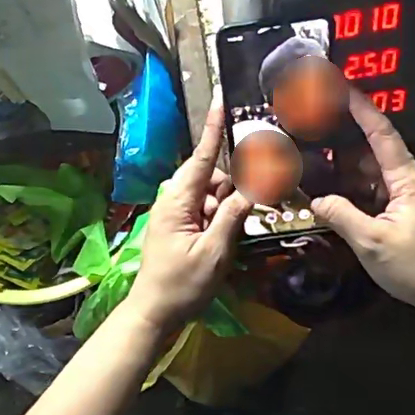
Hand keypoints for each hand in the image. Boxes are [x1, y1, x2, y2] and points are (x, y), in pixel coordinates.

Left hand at [122, 107, 250, 335]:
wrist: (153, 312)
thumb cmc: (182, 285)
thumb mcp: (213, 253)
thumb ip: (232, 217)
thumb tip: (251, 188)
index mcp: (177, 202)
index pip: (200, 159)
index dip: (213, 130)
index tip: (220, 101)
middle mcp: (173, 202)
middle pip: (209, 177)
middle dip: (233, 183)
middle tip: (260, 190)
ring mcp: (174, 216)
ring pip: (209, 196)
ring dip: (228, 204)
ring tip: (245, 220)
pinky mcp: (178, 229)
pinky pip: (203, 211)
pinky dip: (220, 216)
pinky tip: (232, 231)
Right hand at [311, 92, 414, 330]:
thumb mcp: (372, 243)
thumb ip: (341, 217)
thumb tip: (316, 201)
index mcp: (408, 181)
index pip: (383, 135)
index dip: (363, 110)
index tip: (344, 88)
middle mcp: (412, 183)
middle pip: (375, 153)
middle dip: (346, 140)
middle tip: (316, 129)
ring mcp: (411, 200)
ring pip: (374, 176)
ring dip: (348, 170)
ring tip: (316, 161)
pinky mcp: (408, 215)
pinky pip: (377, 194)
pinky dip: (355, 191)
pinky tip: (334, 196)